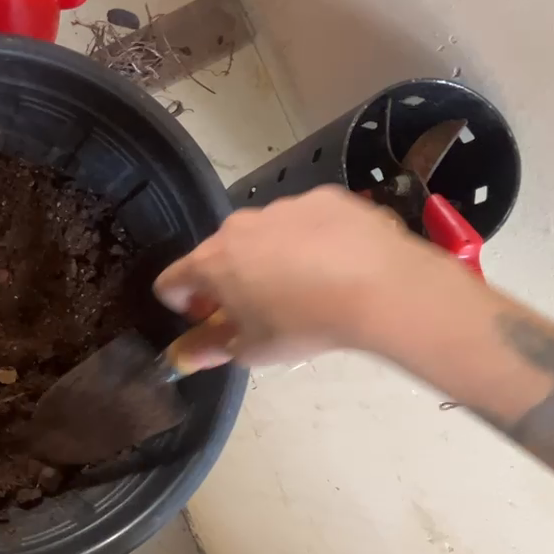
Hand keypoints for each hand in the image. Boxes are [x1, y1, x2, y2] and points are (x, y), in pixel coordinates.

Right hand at [153, 186, 474, 366]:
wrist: (382, 287)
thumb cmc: (305, 323)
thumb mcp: (252, 349)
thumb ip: (210, 348)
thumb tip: (186, 355)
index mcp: (210, 263)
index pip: (170, 281)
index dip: (182, 304)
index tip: (207, 319)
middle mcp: (237, 228)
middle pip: (215, 255)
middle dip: (226, 280)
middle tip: (255, 308)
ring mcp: (281, 208)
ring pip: (259, 235)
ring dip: (266, 259)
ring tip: (303, 287)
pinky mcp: (323, 198)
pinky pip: (302, 221)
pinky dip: (308, 240)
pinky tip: (334, 264)